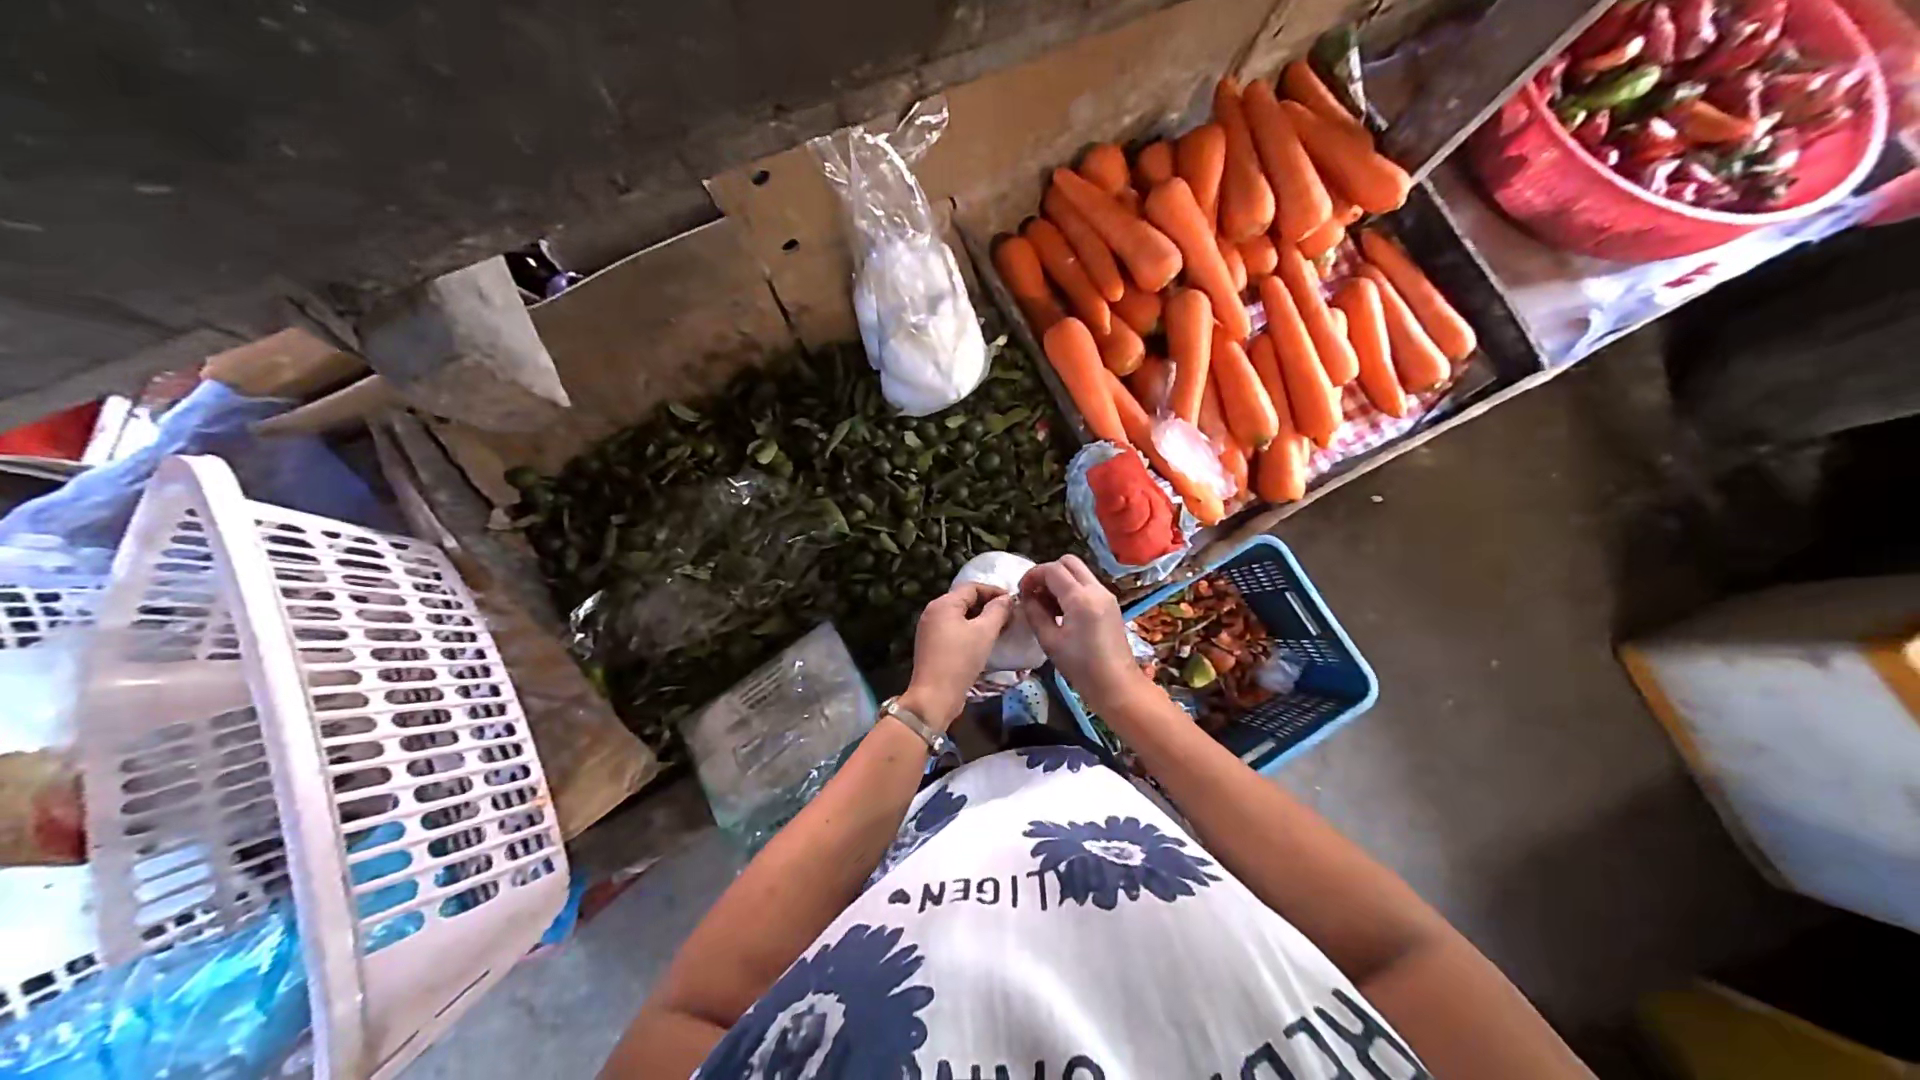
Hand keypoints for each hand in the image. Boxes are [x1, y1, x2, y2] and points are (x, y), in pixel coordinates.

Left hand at [900, 583, 1014, 728]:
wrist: (934, 696)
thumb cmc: (960, 660)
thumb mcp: (984, 633)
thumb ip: (997, 611)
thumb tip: (1007, 599)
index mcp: (943, 604)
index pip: (972, 587)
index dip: (994, 591)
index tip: (1013, 601)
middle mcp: (933, 612)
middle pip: (965, 600)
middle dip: (988, 605)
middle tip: (1009, 616)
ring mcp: (930, 629)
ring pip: (960, 616)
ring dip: (981, 619)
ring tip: (1001, 628)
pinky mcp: (932, 645)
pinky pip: (954, 630)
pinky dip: (970, 631)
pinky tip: (984, 641)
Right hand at [1019, 555, 1149, 714]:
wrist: (1117, 685)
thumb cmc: (1081, 667)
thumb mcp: (1050, 641)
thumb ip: (1035, 613)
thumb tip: (1027, 598)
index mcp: (1081, 599)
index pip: (1052, 570)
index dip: (1032, 575)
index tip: (1022, 591)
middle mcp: (1096, 590)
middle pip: (1068, 562)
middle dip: (1047, 572)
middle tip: (1035, 593)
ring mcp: (1106, 595)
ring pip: (1079, 571)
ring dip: (1060, 580)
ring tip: (1046, 604)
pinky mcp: (1110, 604)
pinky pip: (1087, 584)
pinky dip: (1071, 588)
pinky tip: (1062, 611)